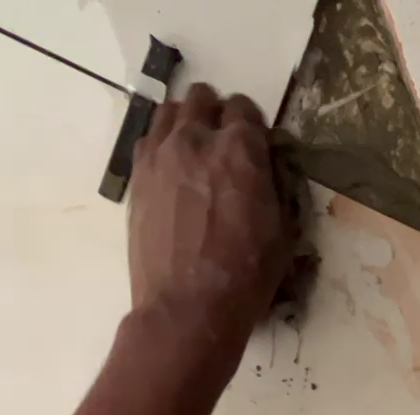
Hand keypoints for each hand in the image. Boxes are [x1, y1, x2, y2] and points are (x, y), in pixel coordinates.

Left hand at [128, 83, 289, 359]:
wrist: (187, 310)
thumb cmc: (244, 281)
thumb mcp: (282, 238)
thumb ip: (274, 191)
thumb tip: (267, 173)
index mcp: (240, 152)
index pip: (245, 109)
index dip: (252, 127)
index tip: (255, 149)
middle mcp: (196, 140)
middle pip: (203, 99)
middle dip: (216, 117)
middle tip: (224, 149)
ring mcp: (160, 156)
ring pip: (170, 111)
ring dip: (186, 124)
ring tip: (195, 156)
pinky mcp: (137, 179)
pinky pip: (148, 141)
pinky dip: (162, 146)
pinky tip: (172, 174)